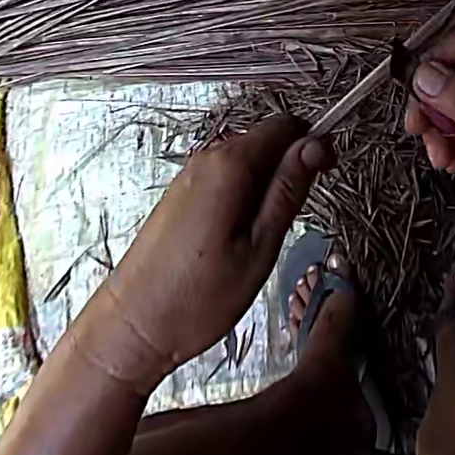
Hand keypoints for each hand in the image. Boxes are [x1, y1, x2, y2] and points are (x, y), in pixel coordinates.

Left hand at [71, 114, 331, 392]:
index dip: (313, 142)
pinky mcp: (183, 191)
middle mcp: (209, 156)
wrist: (128, 330)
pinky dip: (247, 190)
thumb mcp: (260, 247)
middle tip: (298, 213)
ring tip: (269, 230)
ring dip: (270, 179)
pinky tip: (242, 232)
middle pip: (268, 138)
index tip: (326, 174)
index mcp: (231, 164)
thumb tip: (316, 145)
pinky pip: (228, 173)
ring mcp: (192, 173)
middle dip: (293, 162)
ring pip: (249, 157)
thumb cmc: (198, 298)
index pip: (287, 124)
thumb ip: (289, 190)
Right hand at [403, 28, 454, 223]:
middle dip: (431, 102)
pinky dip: (450, 135)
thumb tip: (422, 74)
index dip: (432, 65)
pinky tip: (451, 158)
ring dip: (438, 125)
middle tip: (419, 131)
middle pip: (450, 67)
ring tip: (442, 156)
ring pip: (449, 93)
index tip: (414, 97)